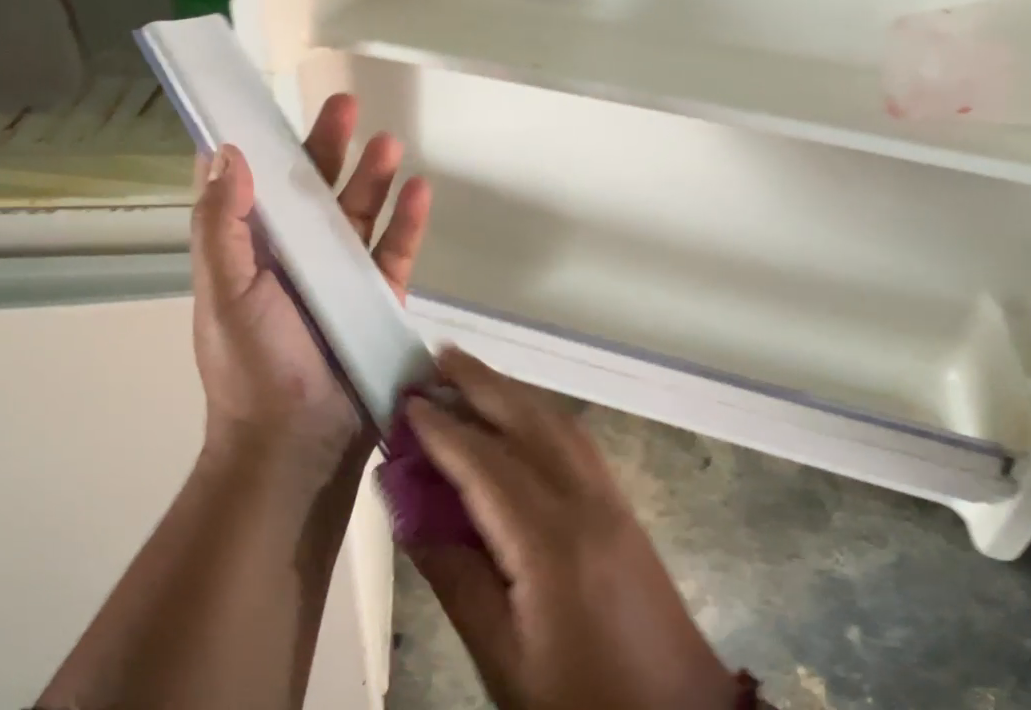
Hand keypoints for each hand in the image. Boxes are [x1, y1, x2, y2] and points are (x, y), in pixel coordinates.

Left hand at [191, 93, 429, 486]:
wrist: (297, 443)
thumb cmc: (251, 365)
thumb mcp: (223, 292)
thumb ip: (221, 224)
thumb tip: (228, 152)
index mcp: (249, 253)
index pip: (251, 188)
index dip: (259, 147)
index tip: (269, 107)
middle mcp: (292, 258)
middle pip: (311, 191)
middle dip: (327, 147)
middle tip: (345, 105)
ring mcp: (338, 278)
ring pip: (358, 215)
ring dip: (373, 177)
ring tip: (390, 142)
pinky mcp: (377, 299)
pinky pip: (394, 252)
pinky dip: (406, 222)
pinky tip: (419, 191)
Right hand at [406, 348, 736, 709]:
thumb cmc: (578, 698)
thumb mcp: (501, 655)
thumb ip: (454, 577)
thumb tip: (409, 512)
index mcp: (551, 542)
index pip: (486, 464)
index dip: (443, 430)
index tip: (405, 402)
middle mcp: (586, 503)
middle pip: (529, 423)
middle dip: (482, 384)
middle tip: (436, 356)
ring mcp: (613, 501)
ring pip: (559, 424)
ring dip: (513, 393)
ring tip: (471, 374)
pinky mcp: (625, 510)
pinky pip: (578, 444)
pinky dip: (541, 416)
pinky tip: (521, 419)